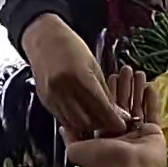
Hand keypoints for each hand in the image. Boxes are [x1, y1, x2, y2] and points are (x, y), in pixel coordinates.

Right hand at [22, 14, 127, 137]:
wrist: (44, 40)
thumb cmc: (71, 48)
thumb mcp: (94, 66)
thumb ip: (105, 91)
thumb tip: (120, 113)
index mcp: (80, 77)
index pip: (101, 107)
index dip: (114, 120)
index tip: (123, 125)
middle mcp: (64, 89)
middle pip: (88, 120)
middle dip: (103, 125)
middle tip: (111, 122)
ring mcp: (52, 97)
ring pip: (75, 124)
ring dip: (89, 126)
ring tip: (98, 120)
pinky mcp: (46, 101)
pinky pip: (63, 120)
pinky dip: (76, 122)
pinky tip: (83, 115)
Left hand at [65, 69, 164, 166]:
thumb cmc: (104, 162)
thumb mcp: (77, 150)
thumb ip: (70, 136)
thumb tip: (63, 124)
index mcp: (104, 135)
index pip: (104, 109)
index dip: (106, 93)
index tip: (108, 76)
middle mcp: (121, 132)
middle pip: (122, 104)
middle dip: (123, 86)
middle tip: (124, 68)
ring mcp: (139, 132)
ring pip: (138, 105)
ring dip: (137, 88)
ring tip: (138, 71)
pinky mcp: (154, 132)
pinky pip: (153, 112)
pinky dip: (151, 99)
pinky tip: (150, 85)